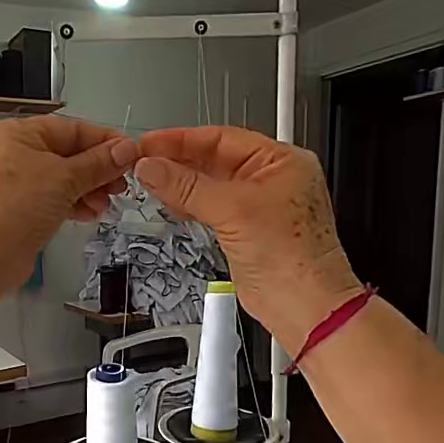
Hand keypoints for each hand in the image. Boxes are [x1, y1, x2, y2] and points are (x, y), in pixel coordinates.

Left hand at [0, 117, 137, 307]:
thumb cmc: (12, 210)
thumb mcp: (65, 178)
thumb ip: (98, 163)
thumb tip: (124, 151)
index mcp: (16, 133)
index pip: (71, 128)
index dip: (104, 142)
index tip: (130, 155)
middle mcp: (11, 154)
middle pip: (67, 154)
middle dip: (97, 170)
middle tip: (119, 183)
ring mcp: (12, 184)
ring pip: (60, 180)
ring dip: (87, 190)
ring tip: (103, 204)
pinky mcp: (16, 210)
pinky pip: (50, 200)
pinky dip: (71, 204)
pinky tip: (88, 213)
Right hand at [134, 126, 362, 352]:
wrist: (301, 303)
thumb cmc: (294, 258)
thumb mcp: (233, 210)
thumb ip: (187, 186)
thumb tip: (152, 168)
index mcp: (280, 162)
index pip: (222, 138)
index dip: (181, 139)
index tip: (149, 143)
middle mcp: (269, 180)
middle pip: (213, 160)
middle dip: (176, 160)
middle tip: (143, 163)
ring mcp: (255, 206)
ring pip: (207, 184)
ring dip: (178, 183)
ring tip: (149, 181)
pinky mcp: (242, 230)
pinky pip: (207, 207)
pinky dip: (186, 204)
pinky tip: (169, 203)